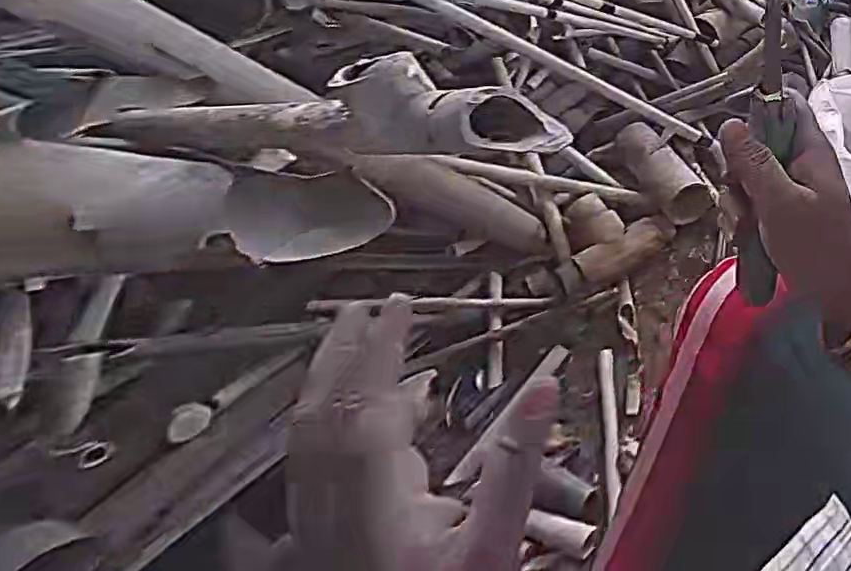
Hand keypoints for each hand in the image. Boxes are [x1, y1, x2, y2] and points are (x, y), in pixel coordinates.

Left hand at [287, 295, 557, 570]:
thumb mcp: (496, 545)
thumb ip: (517, 464)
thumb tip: (543, 388)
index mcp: (374, 508)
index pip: (366, 407)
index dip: (380, 349)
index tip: (399, 305)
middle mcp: (332, 514)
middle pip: (321, 417)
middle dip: (342, 352)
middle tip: (365, 306)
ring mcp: (319, 526)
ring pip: (307, 439)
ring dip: (329, 377)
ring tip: (353, 337)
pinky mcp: (323, 534)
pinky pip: (315, 459)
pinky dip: (334, 413)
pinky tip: (366, 405)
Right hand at [719, 93, 850, 331]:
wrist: (837, 294)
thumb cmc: (817, 247)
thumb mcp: (781, 203)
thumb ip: (755, 163)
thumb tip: (730, 124)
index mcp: (809, 149)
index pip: (786, 104)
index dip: (759, 108)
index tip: (735, 134)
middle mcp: (799, 161)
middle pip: (757, 141)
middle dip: (739, 166)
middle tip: (739, 191)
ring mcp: (789, 185)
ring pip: (748, 172)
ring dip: (738, 196)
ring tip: (745, 222)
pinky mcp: (779, 207)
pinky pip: (751, 198)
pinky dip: (743, 213)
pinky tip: (745, 232)